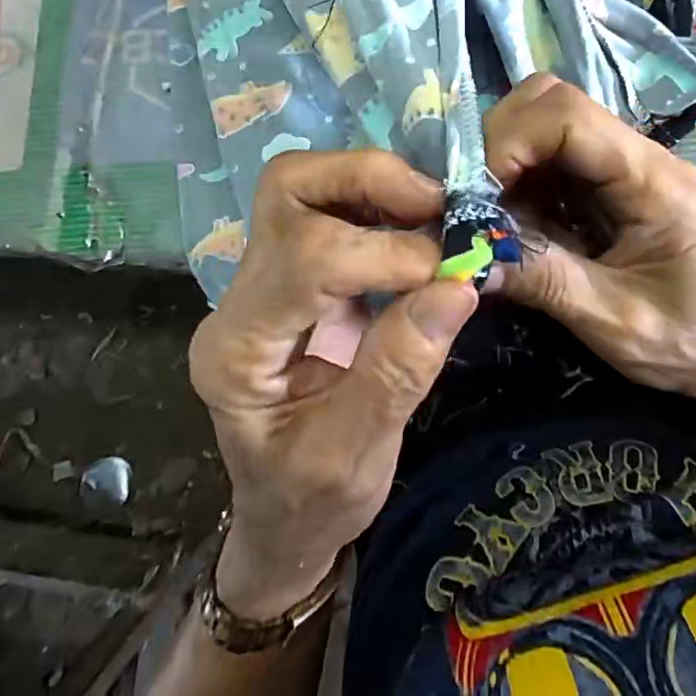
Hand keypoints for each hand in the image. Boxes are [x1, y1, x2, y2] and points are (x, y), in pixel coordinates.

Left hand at [189, 151, 477, 619]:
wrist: (284, 517)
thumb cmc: (311, 502)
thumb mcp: (355, 457)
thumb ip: (399, 372)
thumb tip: (457, 287)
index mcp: (238, 349)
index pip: (306, 260)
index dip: (385, 254)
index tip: (450, 274)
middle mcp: (239, 299)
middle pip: (287, 191)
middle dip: (366, 179)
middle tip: (437, 204)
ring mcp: (262, 282)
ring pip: (302, 186)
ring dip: (374, 183)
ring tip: (435, 211)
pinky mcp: (294, 277)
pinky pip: (328, 211)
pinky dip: (379, 203)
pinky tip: (419, 225)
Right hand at [484, 74, 695, 409]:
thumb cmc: (691, 343)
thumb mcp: (616, 324)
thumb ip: (545, 282)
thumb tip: (469, 254)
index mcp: (654, 182)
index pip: (568, 116)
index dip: (509, 142)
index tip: (479, 197)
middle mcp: (638, 156)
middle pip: (551, 101)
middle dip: (499, 143)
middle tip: (477, 203)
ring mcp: (620, 165)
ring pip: (542, 122)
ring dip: (502, 163)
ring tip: (491, 218)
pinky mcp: (603, 182)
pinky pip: (544, 158)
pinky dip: (514, 181)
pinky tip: (513, 224)